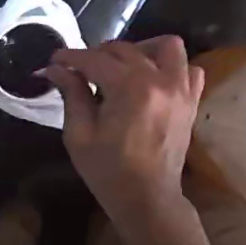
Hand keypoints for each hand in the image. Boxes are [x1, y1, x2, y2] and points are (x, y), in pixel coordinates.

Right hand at [43, 37, 204, 222]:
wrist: (146, 198)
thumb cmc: (107, 170)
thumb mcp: (79, 134)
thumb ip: (72, 94)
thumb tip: (56, 68)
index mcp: (130, 88)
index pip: (95, 60)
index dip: (70, 57)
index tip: (54, 60)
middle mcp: (160, 80)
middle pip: (125, 49)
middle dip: (98, 54)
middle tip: (79, 70)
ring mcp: (181, 89)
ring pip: (166, 46)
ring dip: (140, 49)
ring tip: (121, 66)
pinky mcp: (191, 101)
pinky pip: (189, 69)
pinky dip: (171, 67)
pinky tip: (152, 79)